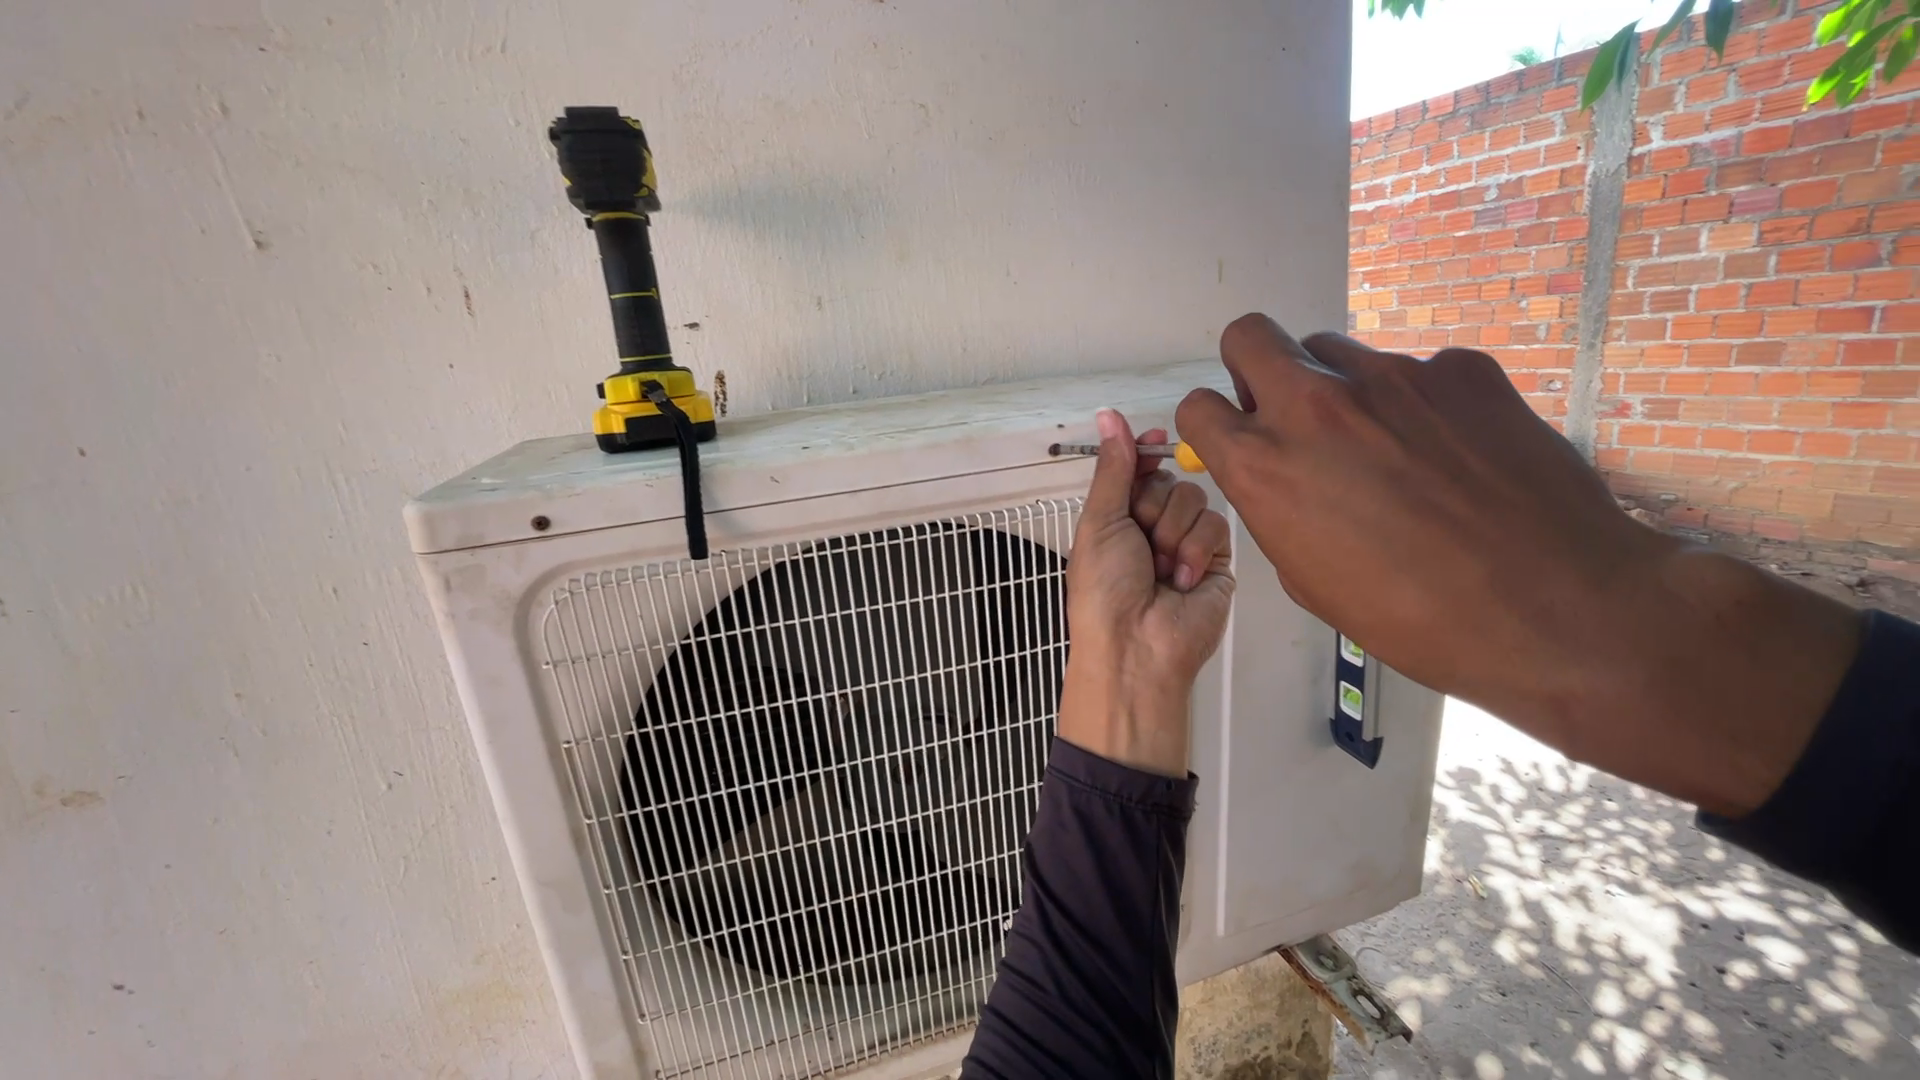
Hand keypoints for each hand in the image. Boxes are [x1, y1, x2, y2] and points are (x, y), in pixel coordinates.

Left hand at [1058, 409, 1234, 777]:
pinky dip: (1196, 550)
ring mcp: (1186, 542)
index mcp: (1117, 516)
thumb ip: (1113, 468)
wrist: (1136, 646)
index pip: (1139, 469)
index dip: (1146, 453)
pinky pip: (1217, 526)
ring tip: (1161, 569)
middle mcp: (1152, 525)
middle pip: (1169, 480)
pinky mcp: (1217, 559)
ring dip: (1173, 532)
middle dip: (1153, 506)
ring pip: (1195, 499)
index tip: (1154, 443)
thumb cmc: (1105, 587)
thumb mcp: (1098, 523)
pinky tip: (1182, 580)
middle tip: (1141, 540)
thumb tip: (1108, 416)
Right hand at [1176, 314, 1859, 815]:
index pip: (1197, 406)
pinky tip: (1452, 449)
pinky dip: (1416, 401)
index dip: (1212, 424)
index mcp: (1264, 466)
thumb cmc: (1413, 618)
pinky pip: (1415, 370)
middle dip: (1251, 366)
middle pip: (1248, 335)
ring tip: (1384, 441)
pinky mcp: (1462, 368)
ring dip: (1337, 386)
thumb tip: (1280, 476)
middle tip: (1286, 410)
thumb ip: (1276, 508)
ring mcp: (1392, 376)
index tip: (1236, 440)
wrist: (1555, 608)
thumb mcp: (1308, 578)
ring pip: (1333, 349)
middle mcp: (1314, 405)